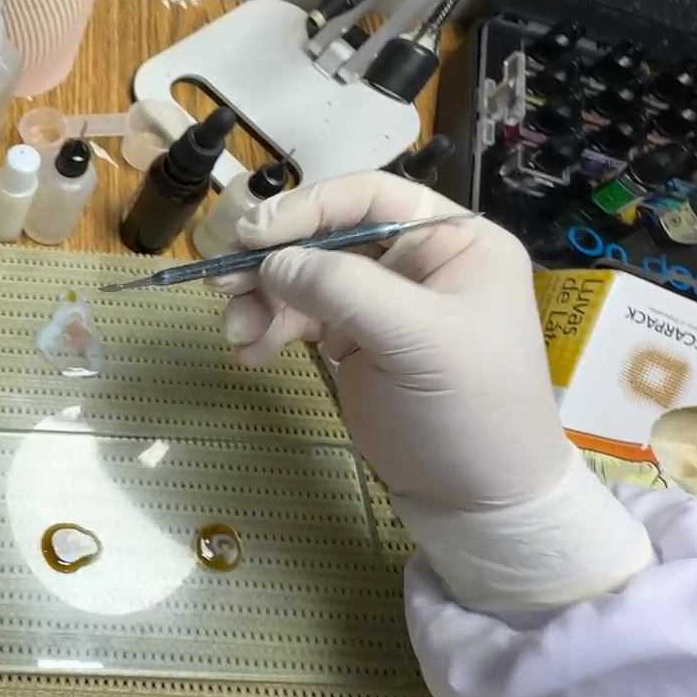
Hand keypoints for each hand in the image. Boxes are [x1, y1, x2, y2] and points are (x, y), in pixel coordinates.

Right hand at [212, 171, 572, 510]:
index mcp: (450, 241)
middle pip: (320, 237)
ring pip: (298, 277)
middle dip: (268, 262)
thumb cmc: (469, 411)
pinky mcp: (349, 335)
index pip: (366, 197)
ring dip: (259, 302)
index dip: (305, 208)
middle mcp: (410, 260)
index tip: (250, 235)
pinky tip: (252, 355)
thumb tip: (269, 262)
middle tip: (221, 284)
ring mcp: (376, 299)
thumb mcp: (418, 342)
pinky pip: (294, 316)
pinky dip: (267, 331)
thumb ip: (343, 290)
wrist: (474, 499)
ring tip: (235, 334)